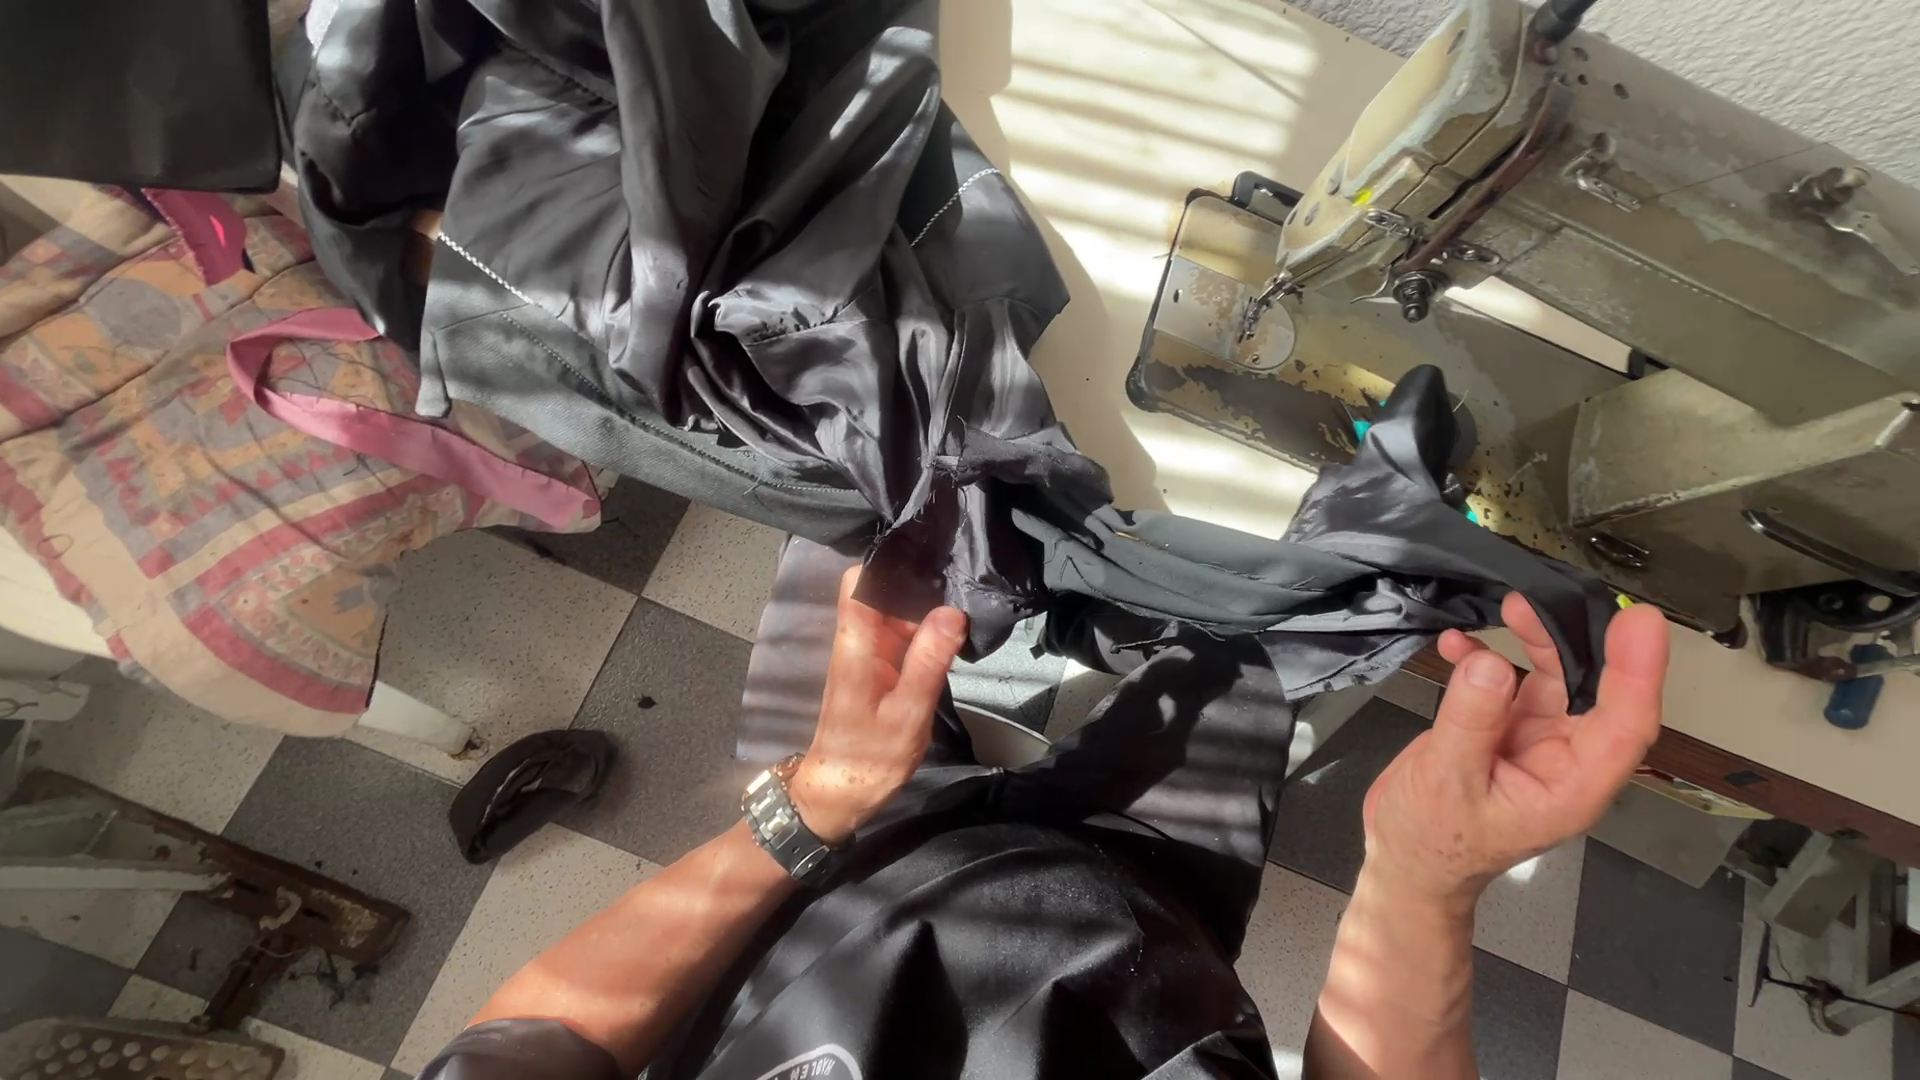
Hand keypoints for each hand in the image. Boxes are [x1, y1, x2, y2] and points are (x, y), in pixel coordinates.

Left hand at [786, 567, 967, 845]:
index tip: (927, 552)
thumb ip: (929, 661)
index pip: (858, 581)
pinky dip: (926, 628)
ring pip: (896, 611)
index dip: (887, 562)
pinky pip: (903, 634)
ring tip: (966, 595)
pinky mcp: (881, 668)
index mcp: (856, 643)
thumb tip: (952, 610)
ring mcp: (869, 653)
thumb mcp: (907, 712)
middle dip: (917, 580)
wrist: (842, 795)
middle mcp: (859, 640)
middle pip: (882, 591)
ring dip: (925, 605)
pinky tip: (954, 627)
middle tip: (963, 573)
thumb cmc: (869, 757)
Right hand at [1361, 593, 1669, 913]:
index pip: (1623, 722)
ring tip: (1507, 607)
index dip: (1637, 671)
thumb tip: (1489, 662)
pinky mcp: (1492, 733)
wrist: (1405, 860)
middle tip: (1546, 600)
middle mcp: (1560, 759)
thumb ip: (1469, 721)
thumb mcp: (1448, 778)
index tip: (1639, 621)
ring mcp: (1526, 744)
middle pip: (1587, 692)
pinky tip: (1456, 645)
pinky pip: (1499, 688)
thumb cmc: (1434, 838)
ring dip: (1530, 644)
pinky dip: (1480, 662)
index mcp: (1571, 784)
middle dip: (1573, 643)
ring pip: (1546, 682)